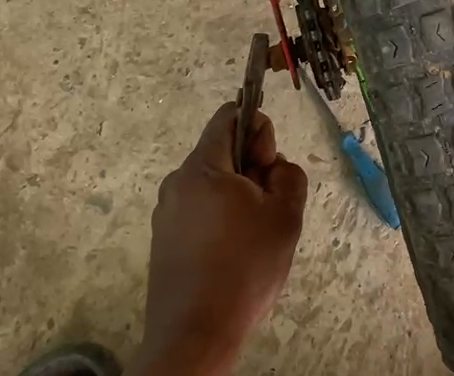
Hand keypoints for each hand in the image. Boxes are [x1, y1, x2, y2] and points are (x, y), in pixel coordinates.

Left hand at [133, 102, 307, 375]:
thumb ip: (288, 174)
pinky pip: (200, 211)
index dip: (259, 129)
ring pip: (214, 185)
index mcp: (202, 168)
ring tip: (254, 237)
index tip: (269, 167)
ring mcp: (166, 214)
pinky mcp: (164, 241)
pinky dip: (222, 220)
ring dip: (240, 197)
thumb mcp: (286, 214)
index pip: (230, 116)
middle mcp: (177, 183)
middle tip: (269, 208)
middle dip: (253, 170)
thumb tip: (273, 167)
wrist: (194, 337)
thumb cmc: (244, 268)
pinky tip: (234, 255)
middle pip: (223, 152)